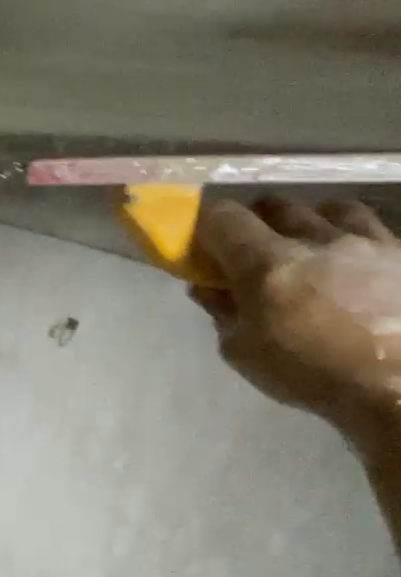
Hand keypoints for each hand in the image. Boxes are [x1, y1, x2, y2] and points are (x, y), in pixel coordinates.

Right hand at [190, 196, 400, 453]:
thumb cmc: (308, 372)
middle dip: (257, 219)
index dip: (204, 222)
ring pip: (333, 208)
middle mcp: (318, 241)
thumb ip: (222, 309)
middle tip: (250, 246)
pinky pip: (376, 229)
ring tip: (310, 246)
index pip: (223, 217)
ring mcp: (372, 243)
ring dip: (312, 220)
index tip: (199, 241)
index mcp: (266, 264)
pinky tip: (354, 264)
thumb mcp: (241, 348)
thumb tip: (208, 286)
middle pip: (278, 205)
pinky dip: (354, 238)